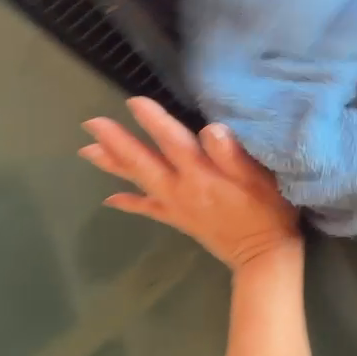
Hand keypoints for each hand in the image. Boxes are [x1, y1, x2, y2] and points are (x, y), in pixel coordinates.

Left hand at [80, 97, 300, 272]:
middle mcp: (181, 189)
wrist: (263, 254)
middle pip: (144, 162)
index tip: (134, 101)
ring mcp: (177, 206)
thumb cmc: (268, 210)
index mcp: (202, 175)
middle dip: (117, 141)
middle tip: (91, 123)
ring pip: (139, 181)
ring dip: (113, 165)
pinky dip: (129, 202)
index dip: (154, 121)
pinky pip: (148, 209)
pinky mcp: (179, 220)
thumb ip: (233, 154)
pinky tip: (111, 198)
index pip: (173, 141)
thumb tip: (210, 128)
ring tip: (87, 150)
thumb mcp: (258, 179)